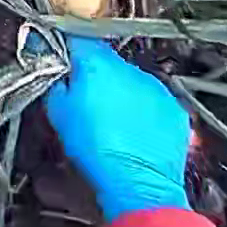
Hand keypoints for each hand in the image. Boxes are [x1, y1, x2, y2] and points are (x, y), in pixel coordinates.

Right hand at [43, 36, 190, 220]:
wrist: (139, 188)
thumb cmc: (97, 153)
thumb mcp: (59, 115)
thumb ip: (55, 82)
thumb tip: (53, 66)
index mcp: (97, 64)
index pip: (78, 38)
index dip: (69, 49)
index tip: (65, 60)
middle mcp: (128, 68)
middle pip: (105, 60)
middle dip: (95, 76)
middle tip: (86, 103)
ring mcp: (154, 86)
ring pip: (130, 79)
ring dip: (120, 93)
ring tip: (112, 122)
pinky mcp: (173, 107)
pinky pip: (153, 99)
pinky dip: (143, 110)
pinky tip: (134, 131)